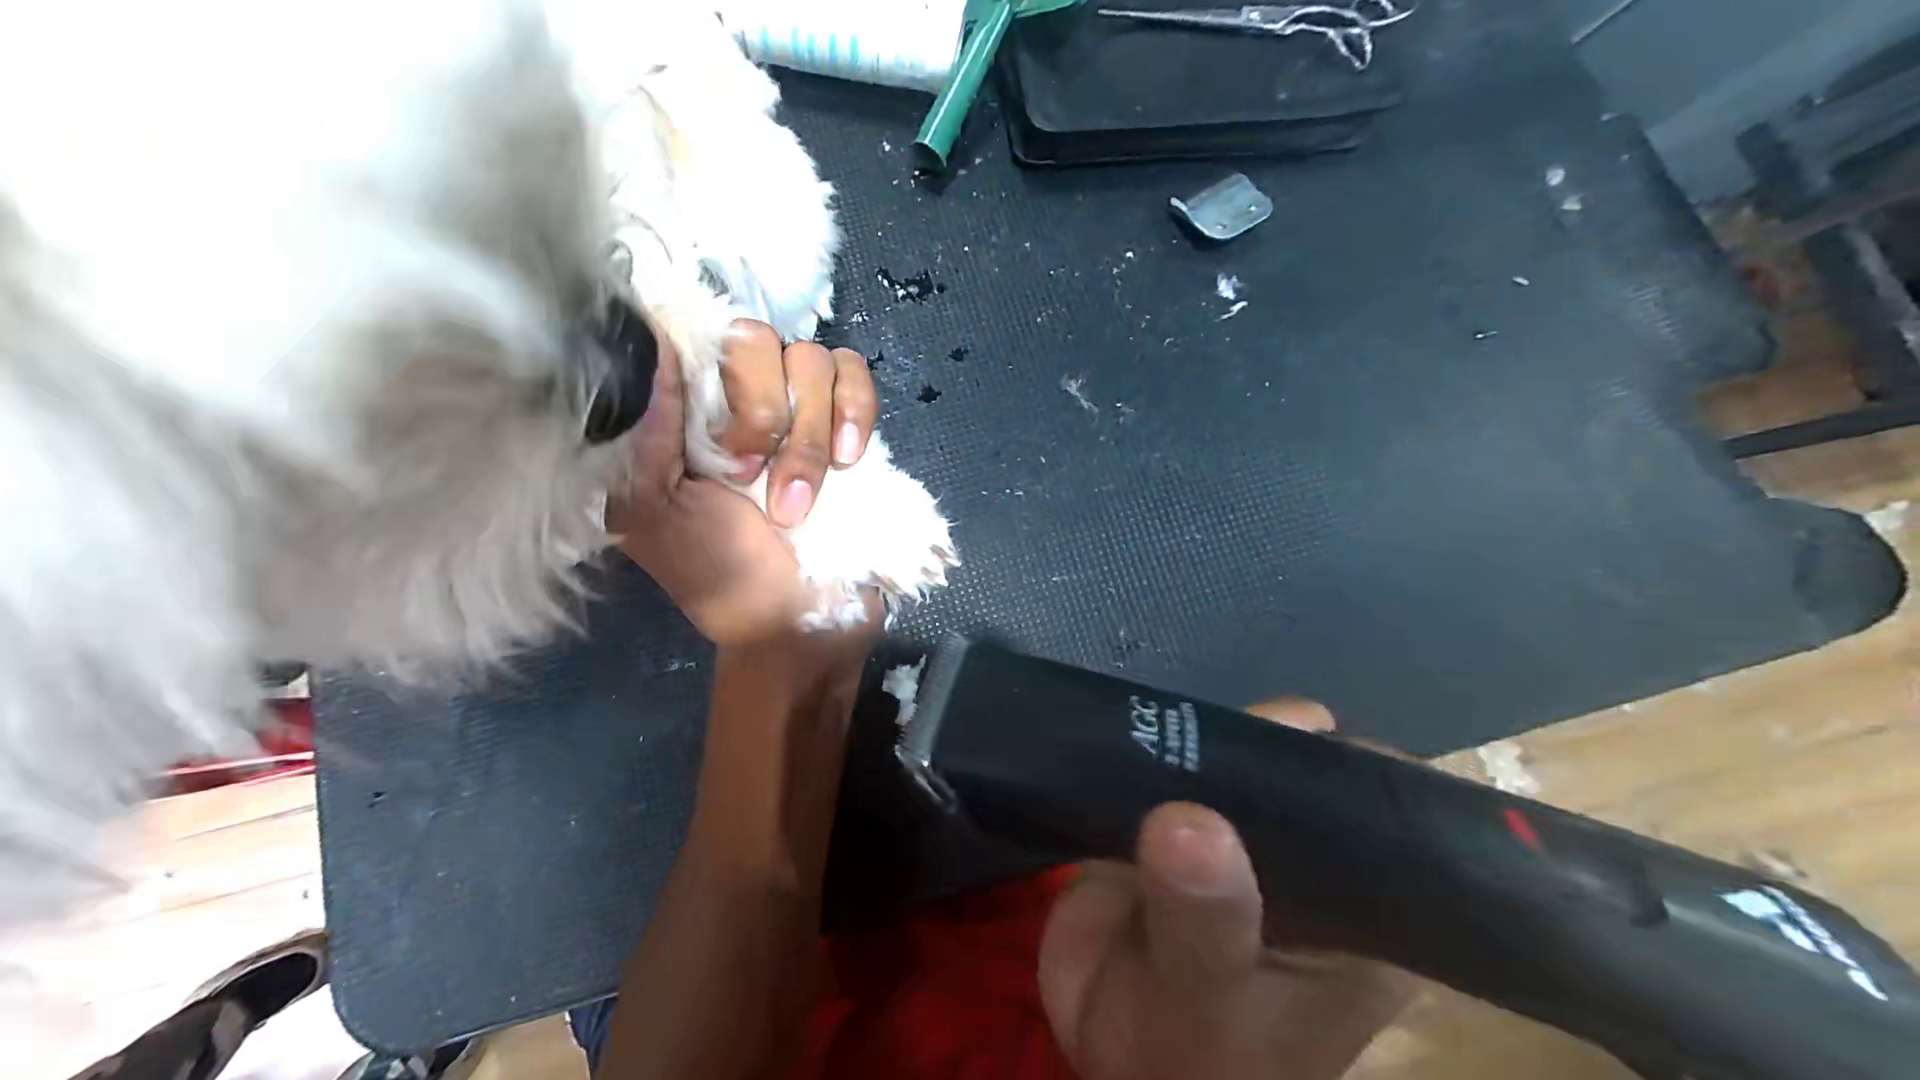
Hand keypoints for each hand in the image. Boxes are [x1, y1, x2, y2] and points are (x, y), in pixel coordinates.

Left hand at [608, 319, 878, 646]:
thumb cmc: (720, 573)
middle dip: (762, 415)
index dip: (711, 375)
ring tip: (799, 501)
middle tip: (751, 476)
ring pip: (812, 360)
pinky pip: (856, 375)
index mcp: (684, 411)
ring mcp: (798, 405)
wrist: (797, 619)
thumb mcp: (655, 511)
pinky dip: (855, 412)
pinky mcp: (848, 420)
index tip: (717, 443)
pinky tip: (850, 460)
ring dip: (810, 437)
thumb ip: (646, 428)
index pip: (695, 335)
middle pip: (758, 339)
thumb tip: (650, 338)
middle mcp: (739, 395)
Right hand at [1038, 702, 1414, 1079]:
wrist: (1105, 1070)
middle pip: (1293, 769)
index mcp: (1357, 906)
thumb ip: (1204, 921)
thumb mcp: (1205, 1007)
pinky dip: (1145, 744)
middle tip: (1216, 731)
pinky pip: (1160, 767)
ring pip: (1224, 758)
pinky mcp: (1165, 819)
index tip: (1291, 737)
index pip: (1374, 815)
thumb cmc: (1186, 1065)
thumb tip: (1188, 820)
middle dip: (1258, 737)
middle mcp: (1301, 858)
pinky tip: (1130, 726)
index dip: (1341, 768)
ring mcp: (1230, 834)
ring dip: (1196, 734)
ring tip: (1168, 724)